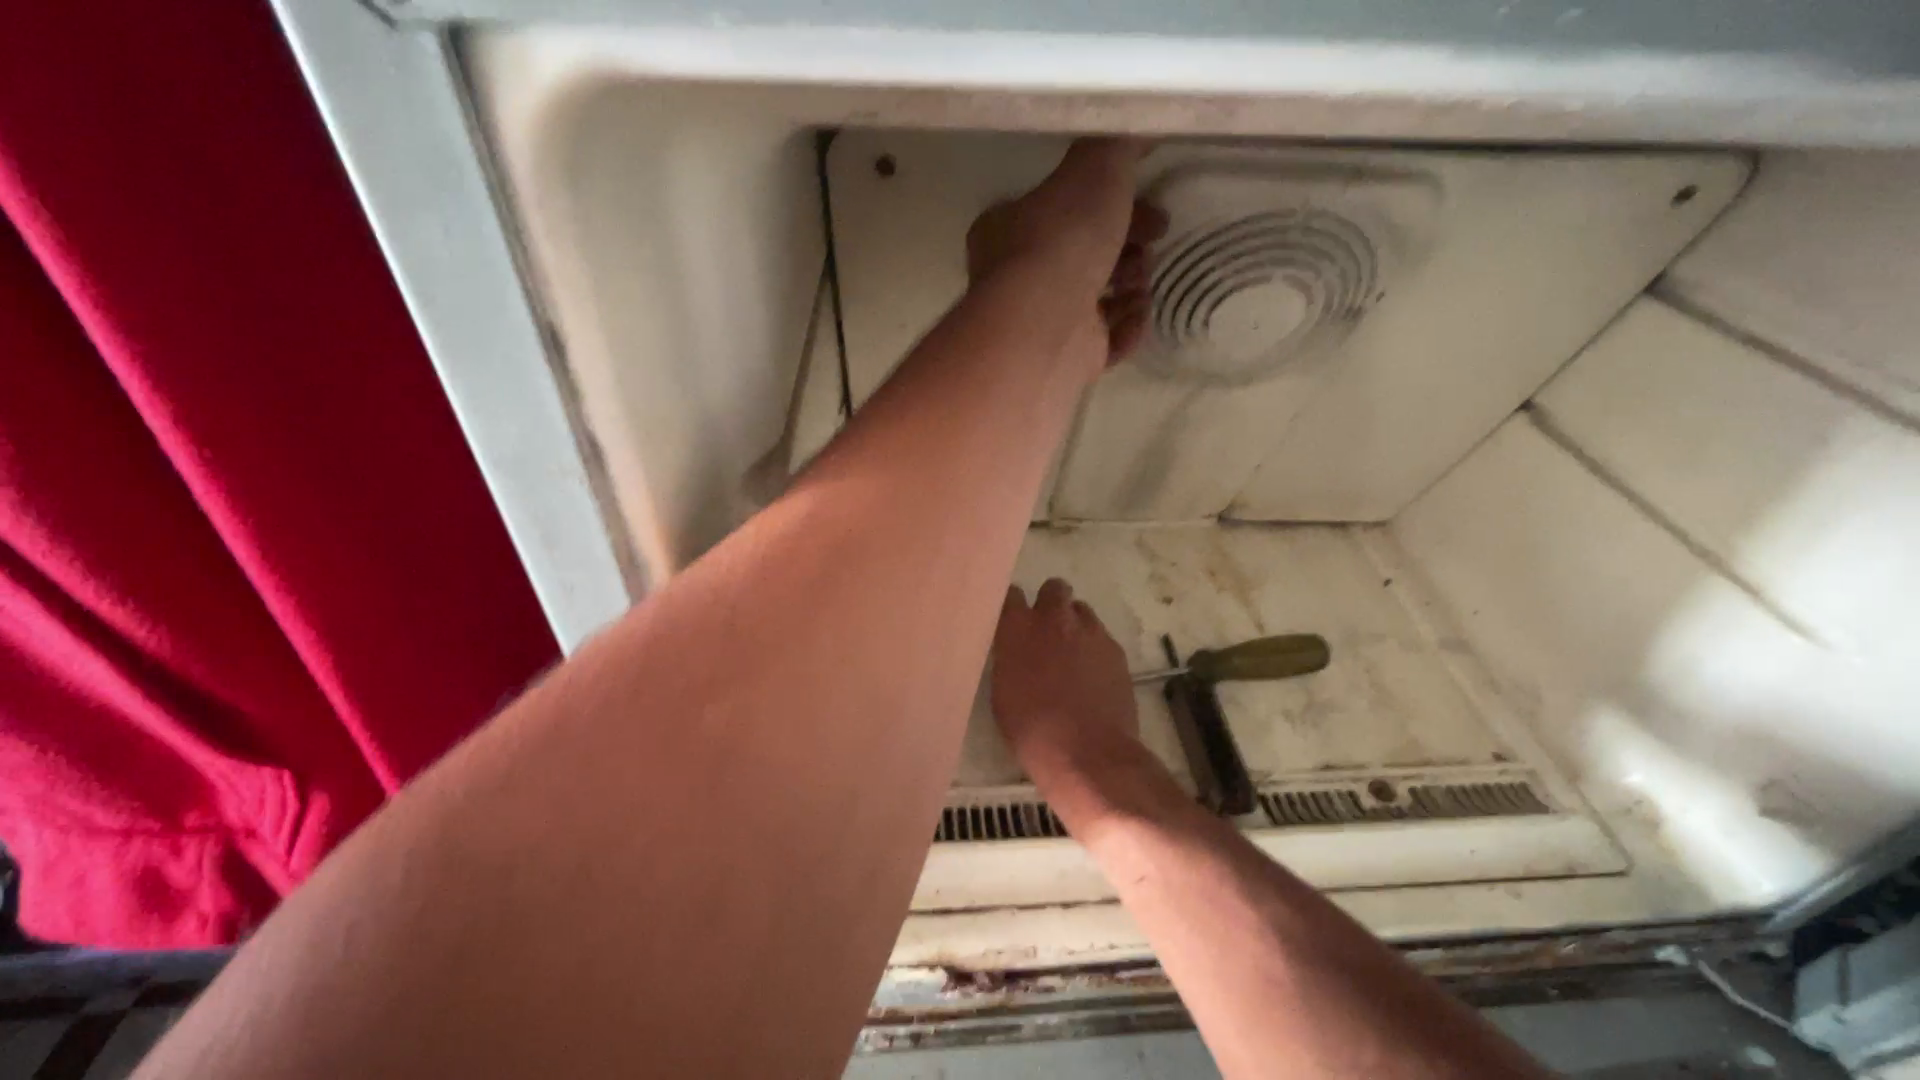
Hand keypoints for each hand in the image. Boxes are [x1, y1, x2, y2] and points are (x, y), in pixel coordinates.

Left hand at [966, 139, 1168, 371]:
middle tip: (1155, 240)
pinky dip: (1126, 327)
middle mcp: (1018, 277)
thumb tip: (1143, 123)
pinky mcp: (1065, 360)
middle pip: (1085, 255)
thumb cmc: (1063, 238)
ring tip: (1142, 283)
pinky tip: (1139, 316)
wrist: (1048, 324)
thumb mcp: (1094, 167)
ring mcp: (1042, 323)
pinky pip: (1104, 342)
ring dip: (1130, 287)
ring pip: (1095, 300)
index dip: (1112, 203)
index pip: (1065, 209)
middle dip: (1127, 246)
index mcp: (1010, 228)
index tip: (1150, 204)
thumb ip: (1118, 144)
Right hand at [990, 579, 1140, 782]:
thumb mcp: (1003, 692)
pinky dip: (1094, 648)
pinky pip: (1101, 636)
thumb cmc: (1032, 730)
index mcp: (1018, 629)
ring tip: (1072, 654)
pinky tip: (1093, 675)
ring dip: (1074, 624)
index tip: (1013, 619)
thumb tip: (1017, 651)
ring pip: (1081, 610)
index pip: (1011, 595)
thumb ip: (1010, 659)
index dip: (1014, 606)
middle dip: (1051, 603)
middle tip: (1047, 630)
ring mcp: (1090, 631)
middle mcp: (1054, 620)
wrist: (1086, 752)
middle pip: (1054, 588)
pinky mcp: (1115, 649)